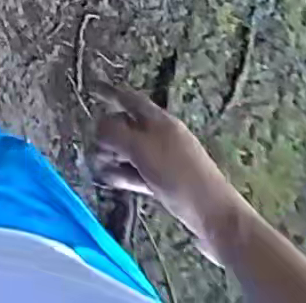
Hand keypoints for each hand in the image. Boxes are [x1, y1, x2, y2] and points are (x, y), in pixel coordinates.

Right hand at [91, 82, 245, 258]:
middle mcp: (162, 134)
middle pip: (128, 124)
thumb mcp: (140, 148)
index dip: (109, 93)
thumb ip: (114, 133)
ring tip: (96, 163)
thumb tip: (97, 125)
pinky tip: (111, 179)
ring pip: (132, 150)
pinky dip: (124, 172)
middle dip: (108, 131)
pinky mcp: (168, 182)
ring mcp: (166, 159)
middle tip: (90, 142)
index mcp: (158, 120)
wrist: (215, 216)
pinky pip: (139, 171)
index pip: (129, 98)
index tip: (91, 89)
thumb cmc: (177, 175)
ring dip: (113, 154)